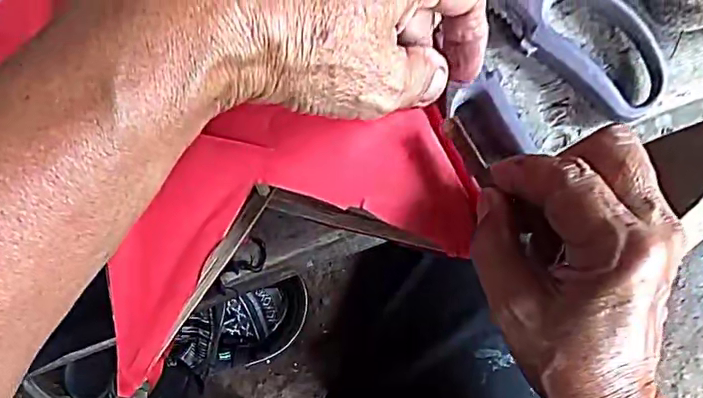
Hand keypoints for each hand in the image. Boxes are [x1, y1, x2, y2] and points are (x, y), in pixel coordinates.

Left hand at [206, 0, 486, 117]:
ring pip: (384, 1)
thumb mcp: (385, 84)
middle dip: (423, 43)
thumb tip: (428, 78)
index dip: (469, 42)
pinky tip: (339, 60)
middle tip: (415, 85)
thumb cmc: (298, 37)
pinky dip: (353, 29)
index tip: (461, 69)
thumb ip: (423, 81)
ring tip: (368, 79)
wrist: (232, 25)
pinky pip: (349, 3)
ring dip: (385, 40)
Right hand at [471, 125, 685, 397]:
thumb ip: (494, 246)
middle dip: (556, 167)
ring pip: (620, 166)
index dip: (522, 174)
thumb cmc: (572, 369)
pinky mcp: (661, 241)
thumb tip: (490, 205)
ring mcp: (665, 232)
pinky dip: (589, 202)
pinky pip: (625, 194)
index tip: (495, 181)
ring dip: (572, 184)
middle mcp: (654, 229)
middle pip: (609, 150)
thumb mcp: (513, 309)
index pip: (567, 179)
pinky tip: (562, 240)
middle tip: (522, 200)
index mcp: (619, 247)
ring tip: (541, 228)